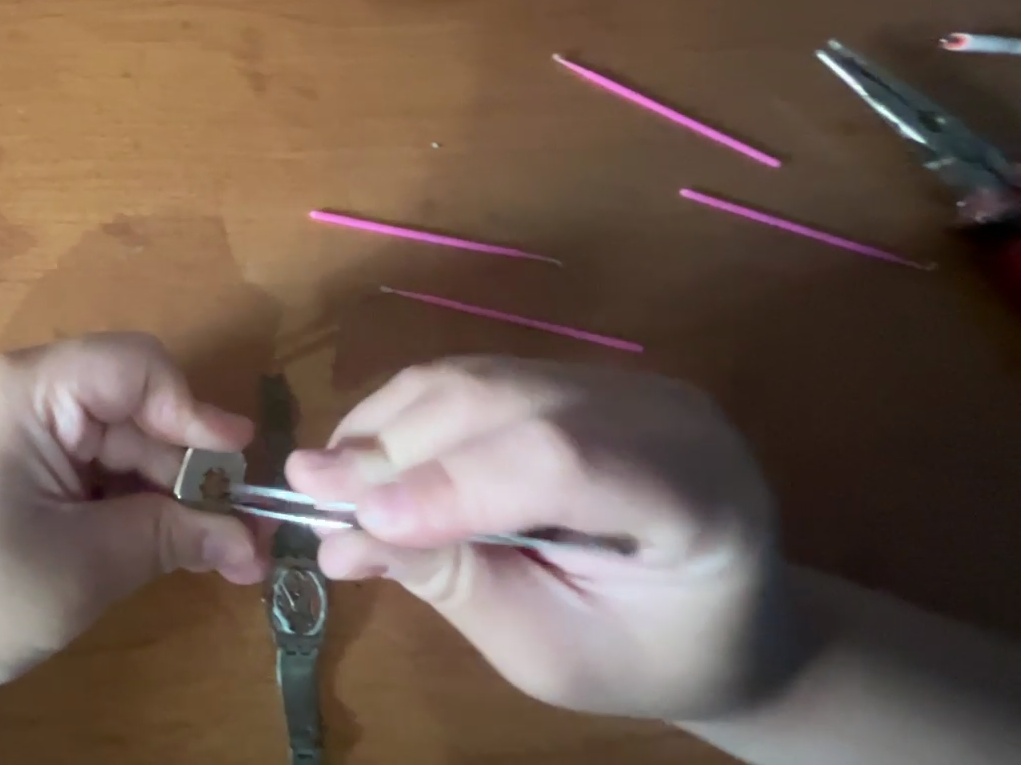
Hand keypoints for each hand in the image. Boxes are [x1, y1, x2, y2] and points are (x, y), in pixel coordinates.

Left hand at [0, 334, 266, 705]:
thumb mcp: (81, 569)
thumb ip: (170, 538)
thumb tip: (249, 540)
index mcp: (26, 389)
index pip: (136, 366)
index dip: (195, 413)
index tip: (239, 473)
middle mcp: (22, 389)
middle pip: (132, 404)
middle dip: (187, 467)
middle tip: (245, 536)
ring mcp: (17, 423)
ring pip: (117, 439)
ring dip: (164, 491)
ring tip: (221, 554)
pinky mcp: (15, 458)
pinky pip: (88, 462)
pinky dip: (127, 500)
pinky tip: (162, 543)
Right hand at [285, 357, 796, 719]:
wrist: (715, 608)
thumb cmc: (642, 652)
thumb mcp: (550, 650)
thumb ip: (452, 584)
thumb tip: (338, 542)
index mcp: (693, 495)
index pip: (559, 460)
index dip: (451, 482)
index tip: (362, 520)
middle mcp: (652, 411)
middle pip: (495, 402)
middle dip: (392, 448)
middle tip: (307, 487)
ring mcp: (602, 378)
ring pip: (462, 379)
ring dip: (381, 425)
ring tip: (325, 474)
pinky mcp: (555, 371)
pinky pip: (457, 377)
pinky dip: (396, 413)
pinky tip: (362, 452)